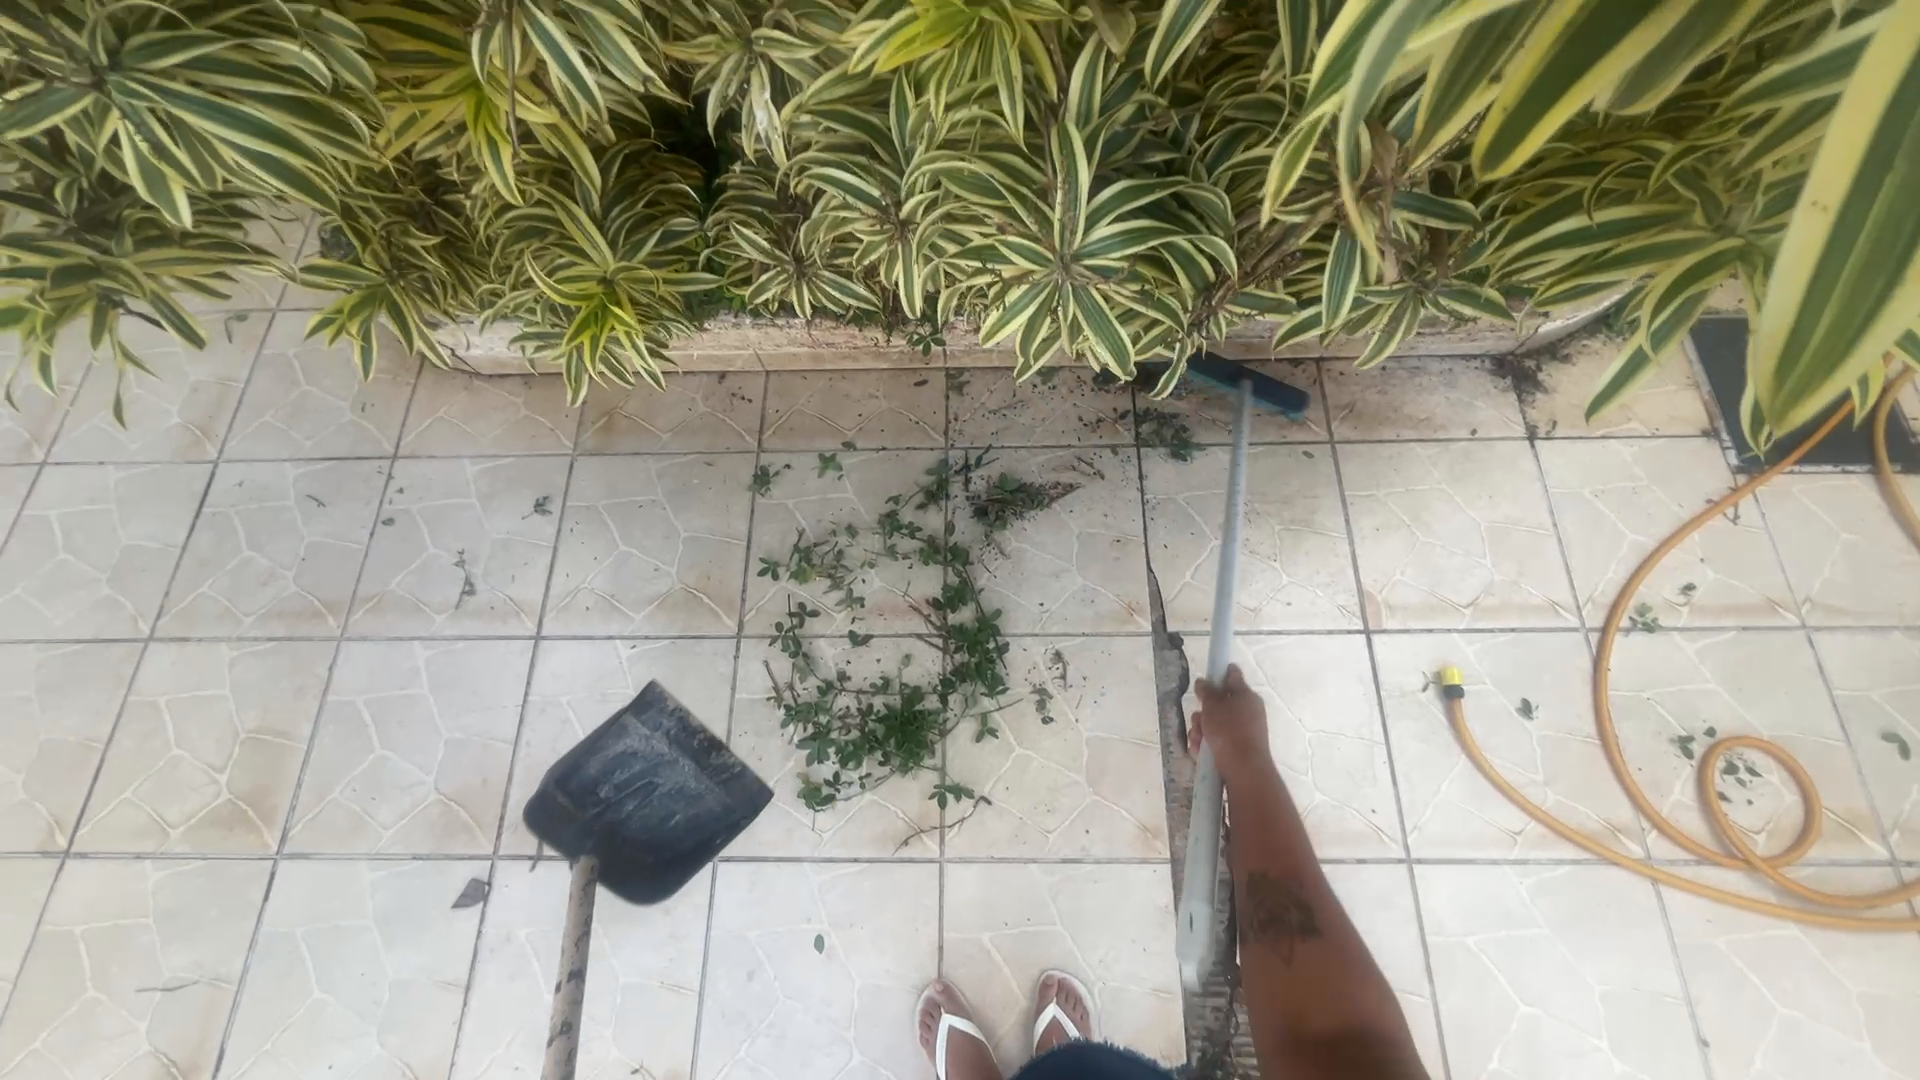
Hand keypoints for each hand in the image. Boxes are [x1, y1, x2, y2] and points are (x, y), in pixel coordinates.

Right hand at [1189, 664, 1272, 782]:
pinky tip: (1200, 751)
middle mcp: (1248, 711)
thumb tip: (1203, 681)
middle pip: (1219, 703)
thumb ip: (1206, 691)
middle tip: (1198, 720)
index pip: (1233, 676)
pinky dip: (1207, 744)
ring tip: (1198, 741)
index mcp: (1246, 695)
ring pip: (1214, 723)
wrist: (1243, 769)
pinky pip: (1217, 740)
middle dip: (1203, 712)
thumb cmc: (1229, 730)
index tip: (1207, 676)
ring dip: (1201, 730)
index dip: (1219, 673)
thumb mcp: (1212, 706)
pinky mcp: (1238, 748)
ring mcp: (1244, 730)